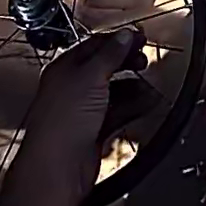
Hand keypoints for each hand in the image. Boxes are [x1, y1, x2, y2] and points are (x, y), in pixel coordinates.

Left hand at [9, 29, 148, 205]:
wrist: (57, 169)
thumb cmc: (62, 121)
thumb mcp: (90, 77)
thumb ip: (110, 55)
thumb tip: (123, 36)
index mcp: (65, 68)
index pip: (95, 46)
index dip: (117, 40)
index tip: (137, 38)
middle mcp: (73, 87)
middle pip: (104, 68)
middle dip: (125, 62)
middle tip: (144, 59)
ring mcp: (83, 111)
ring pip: (112, 92)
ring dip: (132, 87)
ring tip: (149, 84)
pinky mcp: (93, 132)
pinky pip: (117, 114)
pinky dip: (133, 107)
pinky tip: (146, 104)